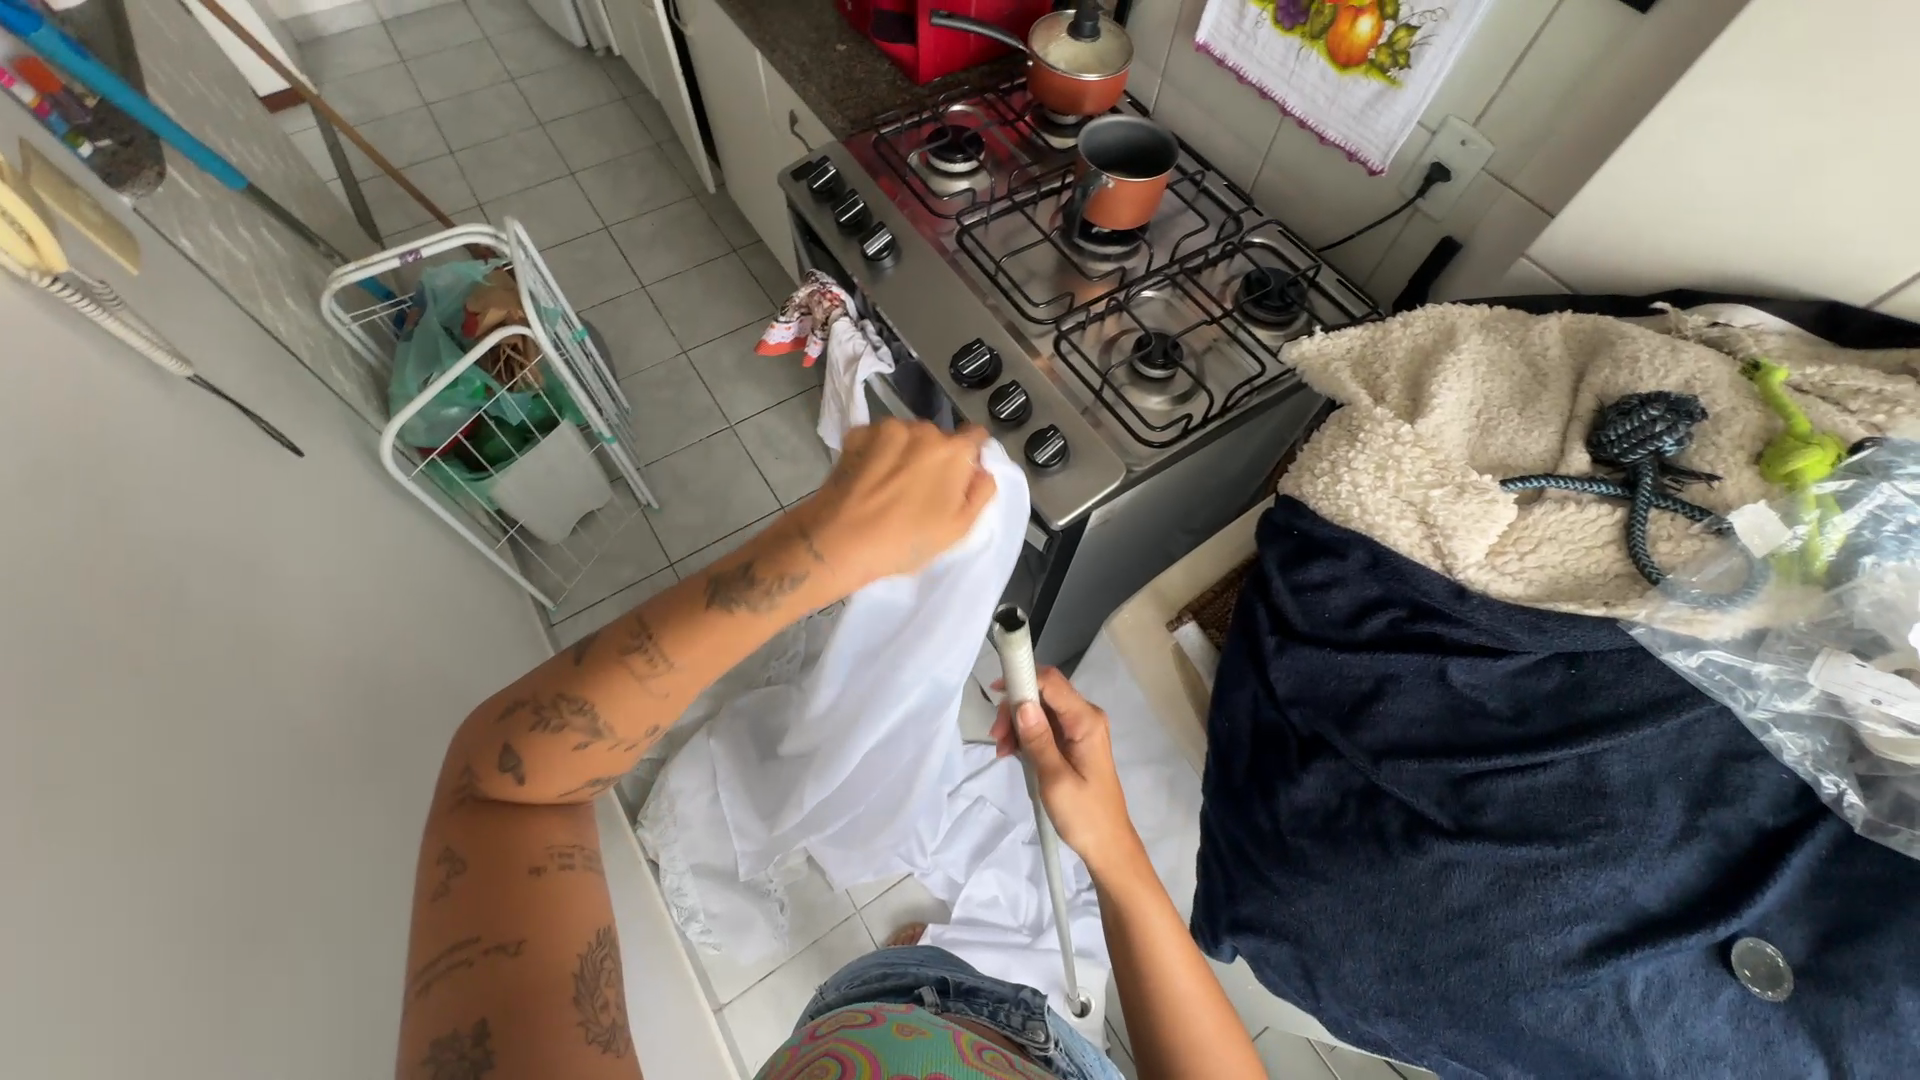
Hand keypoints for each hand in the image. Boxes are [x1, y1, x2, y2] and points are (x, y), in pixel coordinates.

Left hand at [794, 419, 996, 589]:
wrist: (839, 541)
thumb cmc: (905, 541)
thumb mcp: (959, 528)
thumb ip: (980, 492)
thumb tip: (982, 470)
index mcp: (953, 451)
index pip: (976, 436)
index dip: (971, 456)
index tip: (959, 478)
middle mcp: (923, 429)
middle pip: (939, 437)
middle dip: (935, 457)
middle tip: (921, 491)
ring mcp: (887, 428)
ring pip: (907, 436)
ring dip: (906, 452)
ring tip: (891, 486)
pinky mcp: (857, 433)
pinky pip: (878, 438)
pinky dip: (878, 452)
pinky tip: (869, 478)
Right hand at [990, 667, 1145, 880]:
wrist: (1108, 847)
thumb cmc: (1084, 816)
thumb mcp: (1055, 779)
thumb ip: (1038, 739)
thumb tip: (1021, 703)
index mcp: (1086, 721)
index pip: (1051, 681)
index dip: (1022, 678)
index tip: (995, 693)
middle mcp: (1086, 716)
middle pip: (1043, 693)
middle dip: (1015, 708)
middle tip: (997, 737)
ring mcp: (1080, 729)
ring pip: (1040, 709)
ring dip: (1017, 724)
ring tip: (1003, 751)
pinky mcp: (1073, 741)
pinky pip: (1044, 725)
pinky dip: (1026, 735)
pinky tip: (1013, 753)